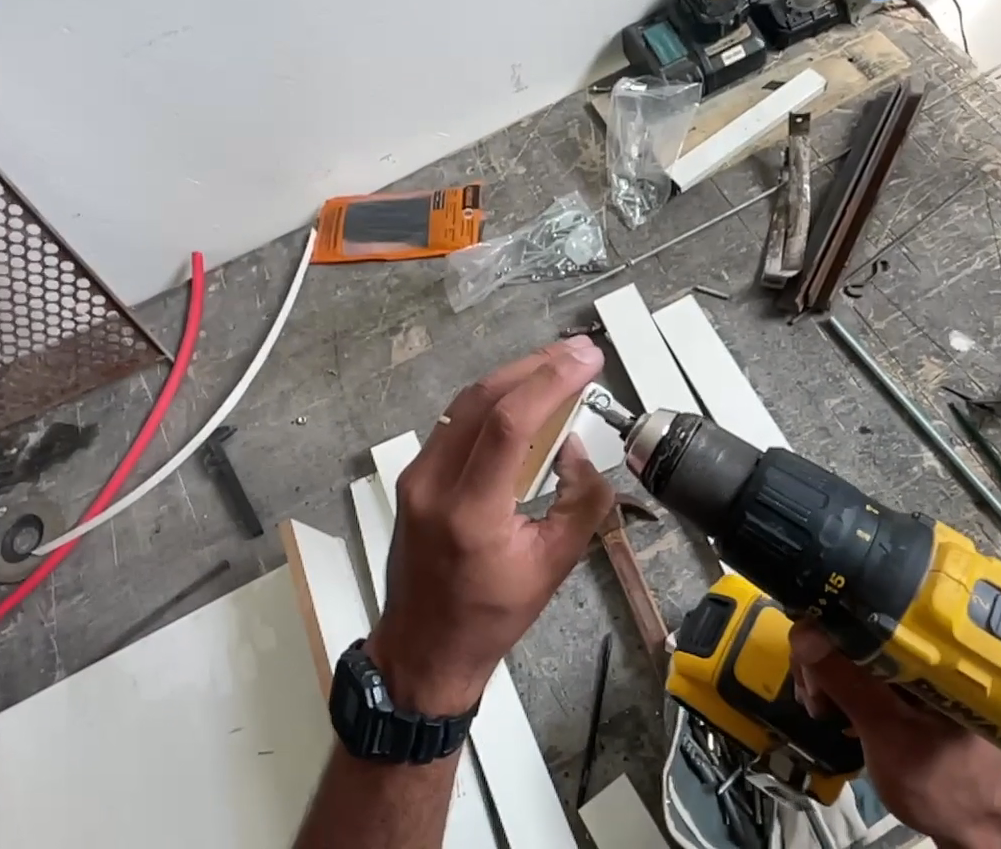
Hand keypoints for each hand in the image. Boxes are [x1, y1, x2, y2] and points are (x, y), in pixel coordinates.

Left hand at [365, 337, 618, 714]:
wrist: (423, 649)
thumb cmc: (492, 617)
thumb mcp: (554, 566)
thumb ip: (580, 501)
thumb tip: (576, 447)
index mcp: (471, 514)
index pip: (508, 424)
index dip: (550, 381)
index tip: (587, 361)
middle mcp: (433, 485)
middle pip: (481, 399)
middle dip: (534, 365)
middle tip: (578, 351)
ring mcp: (416, 477)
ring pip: (463, 403)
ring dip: (513, 376)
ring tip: (557, 362)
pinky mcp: (414, 476)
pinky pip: (454, 421)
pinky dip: (492, 399)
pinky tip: (521, 393)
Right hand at [790, 623, 1000, 848]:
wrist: (974, 832)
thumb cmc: (941, 785)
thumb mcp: (888, 734)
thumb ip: (846, 683)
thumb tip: (802, 632)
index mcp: (935, 648)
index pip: (869, 612)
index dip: (828, 629)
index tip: (809, 666)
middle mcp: (926, 648)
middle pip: (857, 629)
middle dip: (823, 659)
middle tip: (814, 699)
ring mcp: (915, 667)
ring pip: (854, 649)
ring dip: (826, 674)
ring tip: (819, 708)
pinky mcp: (906, 686)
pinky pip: (862, 669)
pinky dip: (839, 684)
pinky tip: (829, 706)